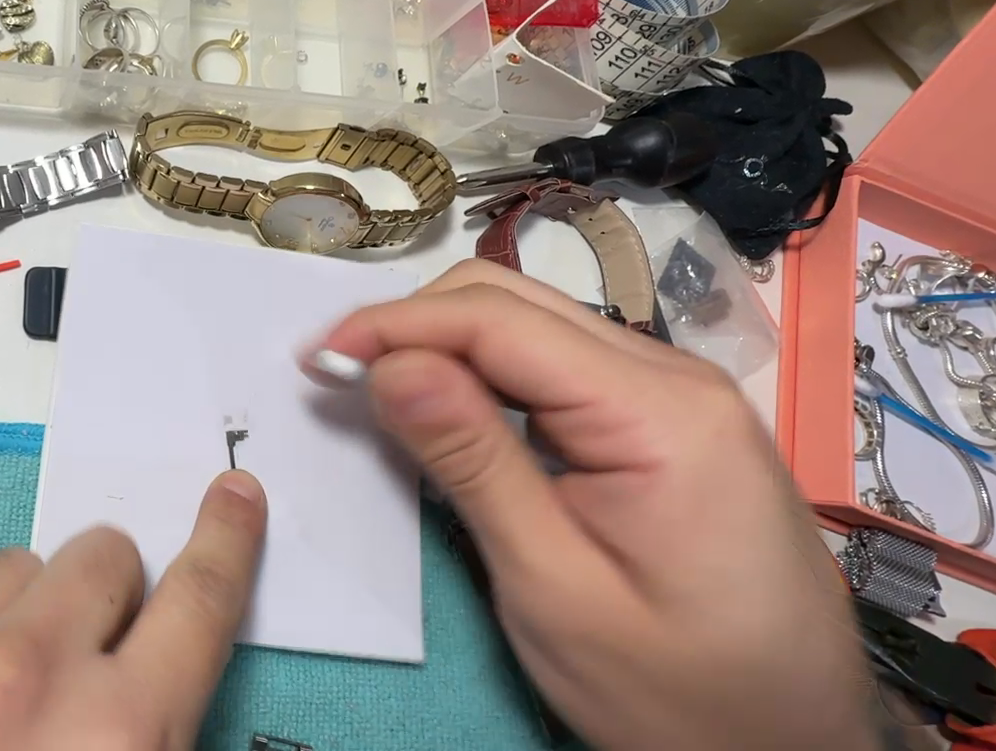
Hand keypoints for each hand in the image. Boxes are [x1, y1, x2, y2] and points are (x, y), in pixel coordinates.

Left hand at [0, 471, 266, 749]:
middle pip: (101, 556)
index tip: (234, 492)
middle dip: (100, 600)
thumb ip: (149, 733)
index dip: (224, 542)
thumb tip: (155, 675)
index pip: (196, 603)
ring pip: (8, 567)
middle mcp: (20, 674)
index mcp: (112, 740)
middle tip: (71, 662)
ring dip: (12, 617)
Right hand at [304, 260, 877, 750]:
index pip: (495, 321)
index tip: (318, 359)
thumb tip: (388, 364)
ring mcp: (666, 389)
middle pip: (508, 300)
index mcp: (657, 412)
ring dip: (437, 342)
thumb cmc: (676, 694)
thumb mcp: (553, 588)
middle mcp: (668, 374)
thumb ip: (471, 462)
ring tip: (376, 388)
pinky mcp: (653, 413)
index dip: (394, 325)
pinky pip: (544, 358)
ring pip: (521, 319)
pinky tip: (443, 403)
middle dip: (409, 325)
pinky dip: (475, 368)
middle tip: (340, 378)